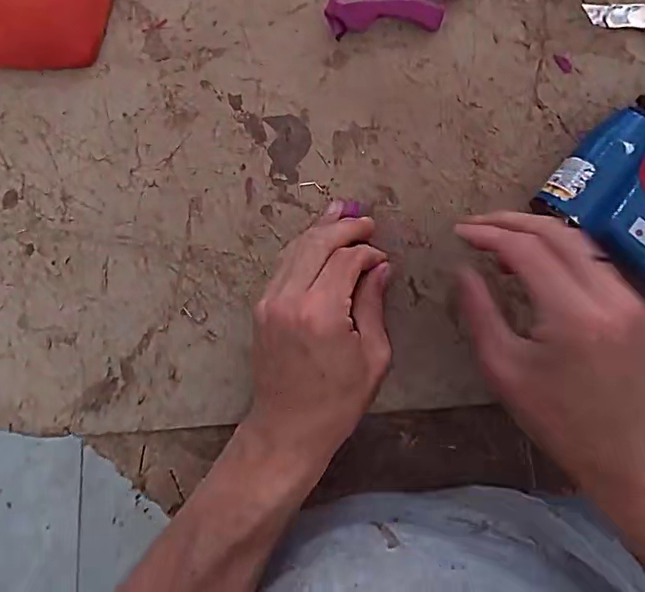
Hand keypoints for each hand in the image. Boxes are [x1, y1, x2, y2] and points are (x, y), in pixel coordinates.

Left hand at [246, 201, 393, 466]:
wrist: (286, 432)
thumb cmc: (337, 401)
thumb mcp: (373, 356)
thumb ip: (374, 304)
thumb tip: (380, 268)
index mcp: (321, 313)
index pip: (347, 260)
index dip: (368, 252)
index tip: (382, 260)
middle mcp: (290, 300)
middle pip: (318, 243)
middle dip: (345, 227)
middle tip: (367, 222)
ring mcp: (270, 302)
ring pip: (297, 248)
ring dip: (321, 229)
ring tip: (342, 213)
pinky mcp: (261, 308)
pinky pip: (284, 264)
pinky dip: (303, 246)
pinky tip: (318, 237)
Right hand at [454, 211, 644, 490]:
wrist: (627, 455)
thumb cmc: (558, 421)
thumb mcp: (504, 372)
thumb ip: (480, 313)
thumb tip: (463, 268)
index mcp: (573, 315)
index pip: (527, 250)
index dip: (490, 234)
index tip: (461, 232)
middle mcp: (608, 295)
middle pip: (555, 232)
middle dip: (511, 221)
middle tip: (477, 225)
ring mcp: (629, 295)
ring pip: (578, 239)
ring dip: (537, 231)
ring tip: (502, 241)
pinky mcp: (638, 301)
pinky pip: (594, 259)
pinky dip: (562, 250)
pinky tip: (539, 262)